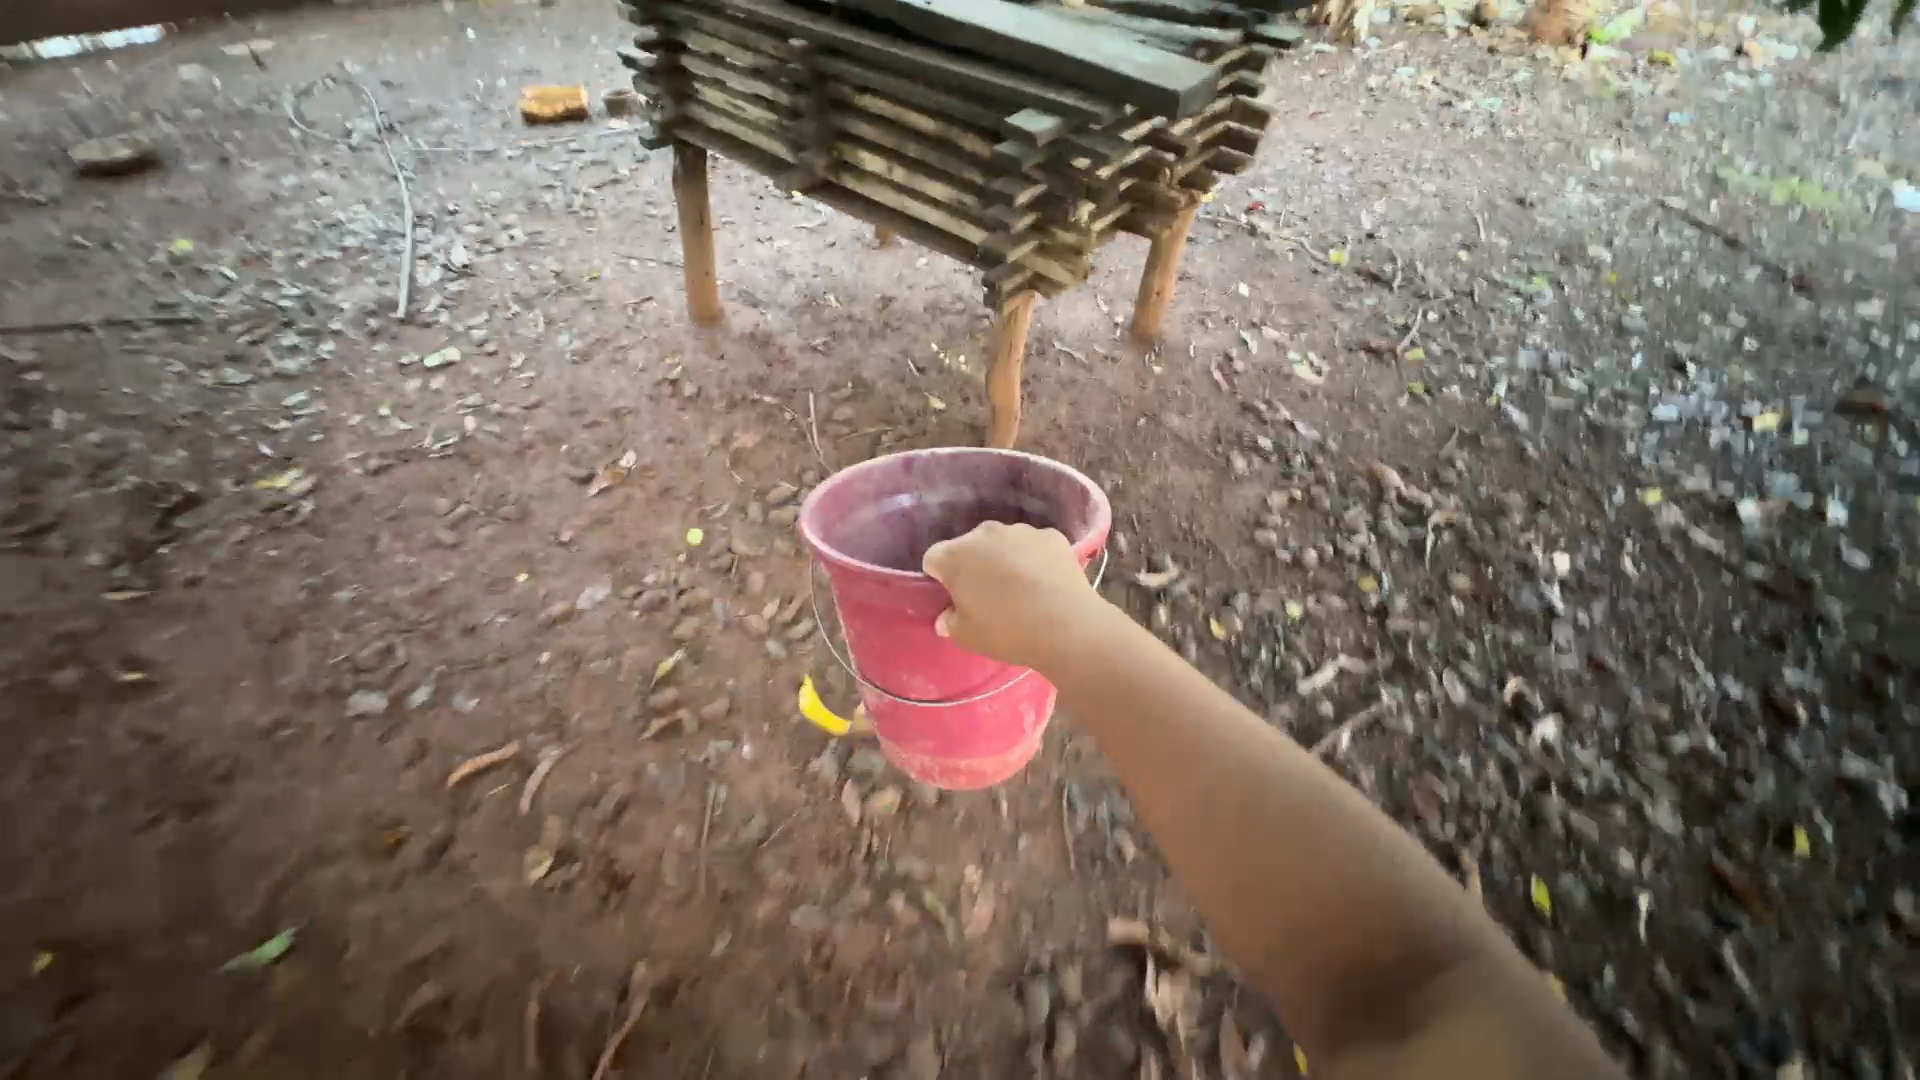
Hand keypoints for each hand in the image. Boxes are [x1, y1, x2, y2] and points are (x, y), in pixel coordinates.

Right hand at [921, 521, 1105, 671]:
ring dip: (1003, 558)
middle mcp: (984, 533)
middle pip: (969, 546)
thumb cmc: (1007, 631)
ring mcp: (1020, 531)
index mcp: (955, 556)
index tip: (953, 597)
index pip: (933, 559)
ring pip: (1002, 543)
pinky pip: (1033, 546)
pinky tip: (1044, 583)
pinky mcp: (1051, 535)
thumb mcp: (967, 636)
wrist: (1066, 626)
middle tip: (987, 594)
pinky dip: (1034, 559)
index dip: (940, 578)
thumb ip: (949, 622)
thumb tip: (946, 617)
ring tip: (1020, 588)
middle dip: (972, 565)